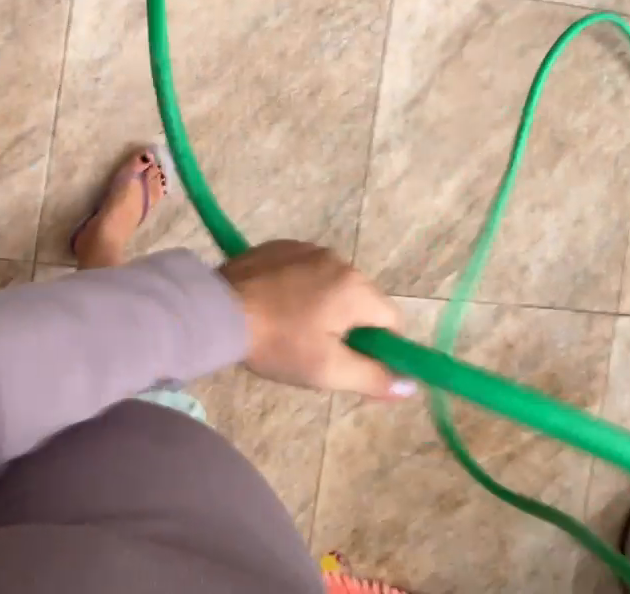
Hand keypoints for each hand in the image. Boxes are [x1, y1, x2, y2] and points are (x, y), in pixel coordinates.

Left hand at [218, 240, 413, 399]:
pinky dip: (299, 287)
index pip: (392, 321)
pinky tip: (275, 305)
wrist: (218, 308)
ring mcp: (305, 247)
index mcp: (355, 288)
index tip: (352, 361)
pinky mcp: (279, 245)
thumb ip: (374, 377)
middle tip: (317, 348)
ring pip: (332, 284)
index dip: (379, 346)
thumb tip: (410, 384)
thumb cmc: (278, 342)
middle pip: (362, 300)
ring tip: (291, 327)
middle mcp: (337, 259)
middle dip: (349, 325)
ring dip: (324, 304)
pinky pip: (304, 269)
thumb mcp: (328, 370)